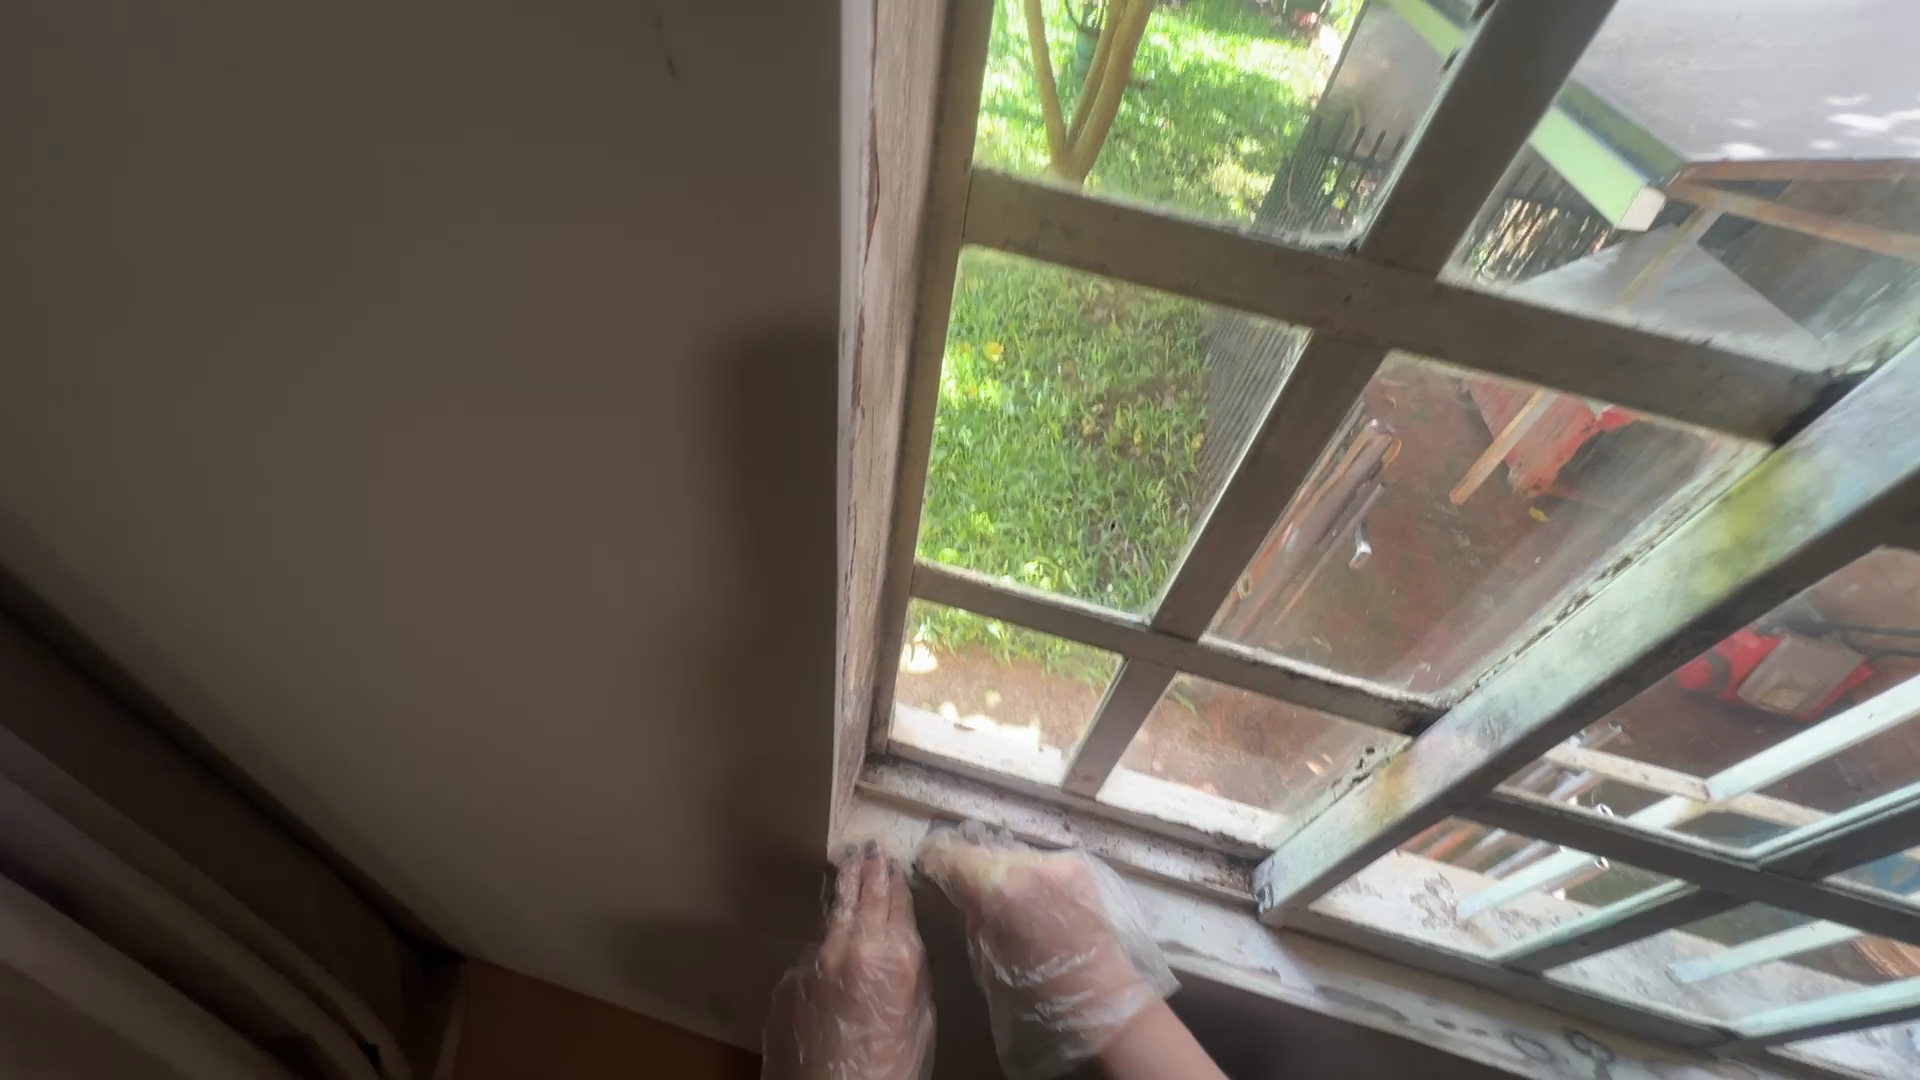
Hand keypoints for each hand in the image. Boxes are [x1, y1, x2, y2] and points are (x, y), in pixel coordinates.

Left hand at [764, 840, 931, 1079]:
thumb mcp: (921, 1021)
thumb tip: (908, 947)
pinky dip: (825, 933)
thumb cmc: (890, 1071)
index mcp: (895, 955)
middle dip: (868, 867)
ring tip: (847, 861)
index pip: (897, 900)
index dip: (897, 879)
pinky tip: (830, 928)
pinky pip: (813, 945)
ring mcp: (817, 958)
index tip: (895, 862)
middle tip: (869, 846)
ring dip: (843, 884)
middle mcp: (854, 945)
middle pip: (864, 894)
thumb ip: (914, 974)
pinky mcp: (790, 977)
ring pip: (834, 910)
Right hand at [916, 822, 1175, 1079]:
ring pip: (1011, 852)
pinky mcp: (1078, 864)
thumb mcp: (985, 963)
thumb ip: (968, 918)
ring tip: (996, 894)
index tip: (925, 867)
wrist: (1105, 1004)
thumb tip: (954, 893)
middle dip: (967, 864)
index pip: (952, 854)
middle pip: (982, 848)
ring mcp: (1058, 860)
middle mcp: (1030, 863)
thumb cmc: (1038, 1000)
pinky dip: (1026, 875)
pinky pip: (1037, 862)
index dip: (933, 860)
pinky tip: (1027, 900)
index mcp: (1001, 889)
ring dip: (999, 868)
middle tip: (957, 883)